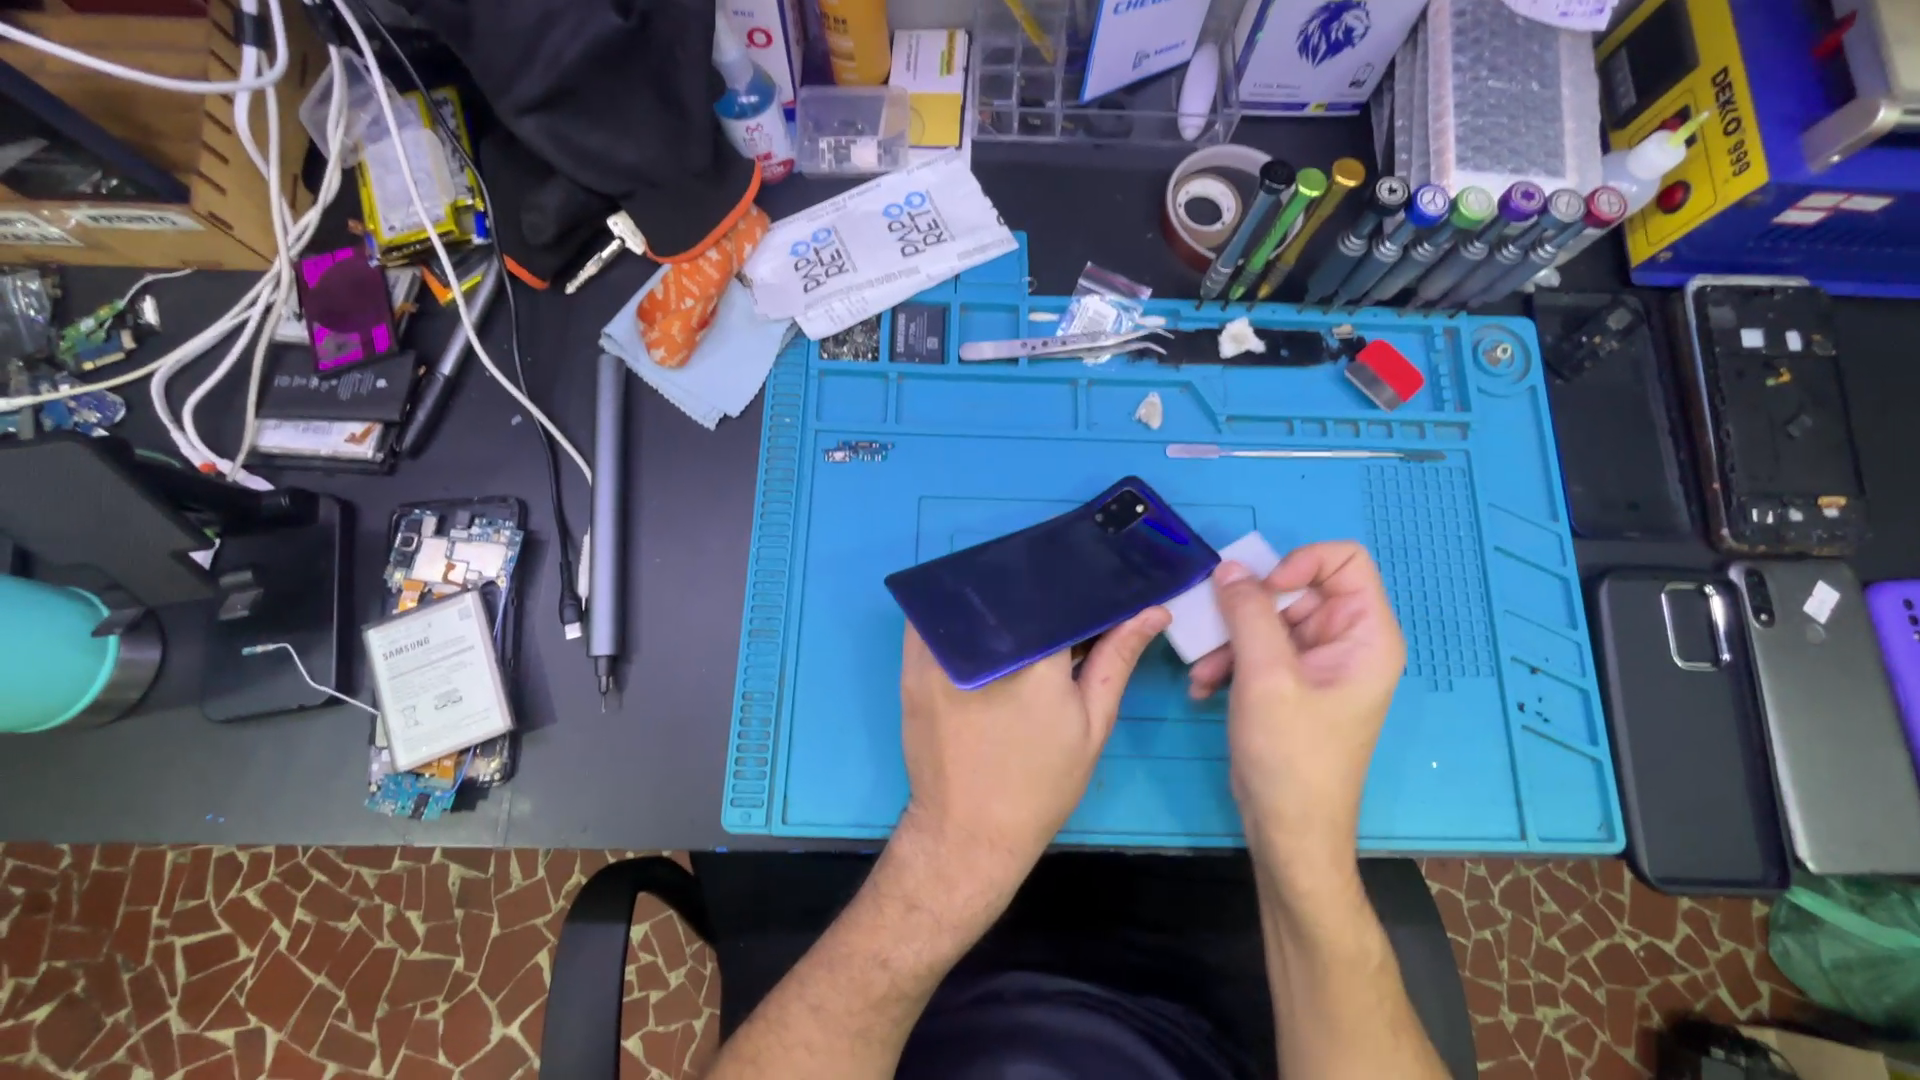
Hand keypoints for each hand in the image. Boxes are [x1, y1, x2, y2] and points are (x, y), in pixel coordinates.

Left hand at [898, 608, 1169, 889]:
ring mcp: (938, 654)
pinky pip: (938, 617)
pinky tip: (987, 621)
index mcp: (1035, 659)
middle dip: (1041, 584)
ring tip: (1030, 603)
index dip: (1077, 581)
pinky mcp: (911, 665)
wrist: (968, 831)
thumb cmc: (1040, 784)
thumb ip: (1116, 660)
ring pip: (974, 596)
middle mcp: (981, 646)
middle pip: (1014, 588)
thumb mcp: (1092, 725)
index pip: (1058, 592)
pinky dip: (964, 611)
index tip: (1093, 577)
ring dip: (1002, 593)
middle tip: (1065, 593)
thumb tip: (1152, 611)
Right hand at [1188, 543, 1404, 873]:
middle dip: (1247, 609)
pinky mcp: (1289, 683)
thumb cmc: (1290, 754)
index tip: (1260, 588)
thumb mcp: (1266, 676)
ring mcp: (1316, 663)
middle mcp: (1346, 641)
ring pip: (1267, 619)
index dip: (1300, 562)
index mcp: (1365, 634)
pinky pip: (1257, 649)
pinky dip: (1228, 661)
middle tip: (1212, 628)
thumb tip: (1229, 567)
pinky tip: (1204, 688)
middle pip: (1296, 589)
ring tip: (1202, 671)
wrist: (1287, 829)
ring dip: (1228, 639)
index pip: (1345, 560)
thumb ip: (1247, 613)